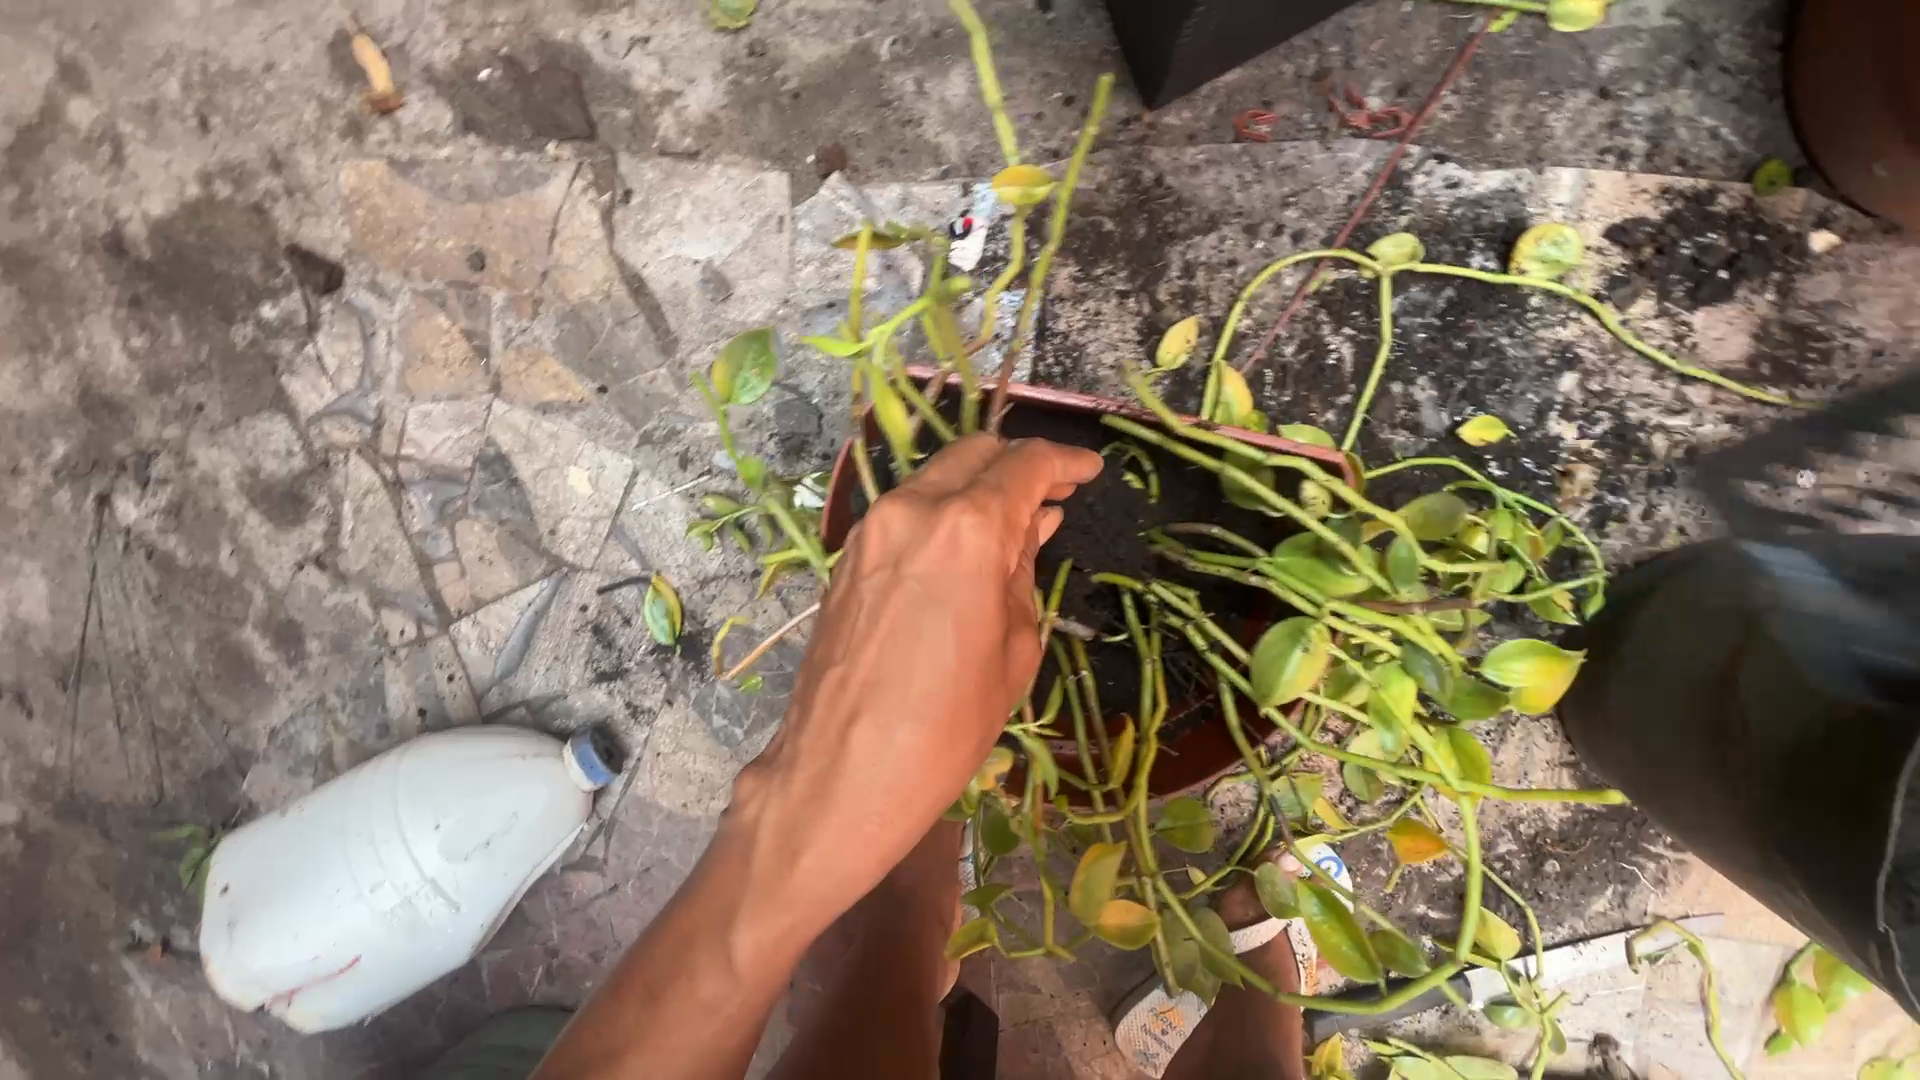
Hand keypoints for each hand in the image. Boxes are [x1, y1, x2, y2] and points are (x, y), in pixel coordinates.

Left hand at [729, 434, 1101, 930]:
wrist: (843, 772)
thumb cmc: (948, 724)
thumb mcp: (1014, 648)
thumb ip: (1021, 570)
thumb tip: (1032, 524)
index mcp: (966, 527)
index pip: (1023, 465)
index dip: (1065, 462)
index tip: (1088, 471)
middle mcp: (912, 509)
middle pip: (973, 455)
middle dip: (1017, 465)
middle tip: (1053, 496)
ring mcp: (870, 530)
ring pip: (936, 479)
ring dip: (978, 489)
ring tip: (1015, 526)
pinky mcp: (847, 557)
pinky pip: (907, 513)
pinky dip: (944, 514)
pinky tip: (966, 549)